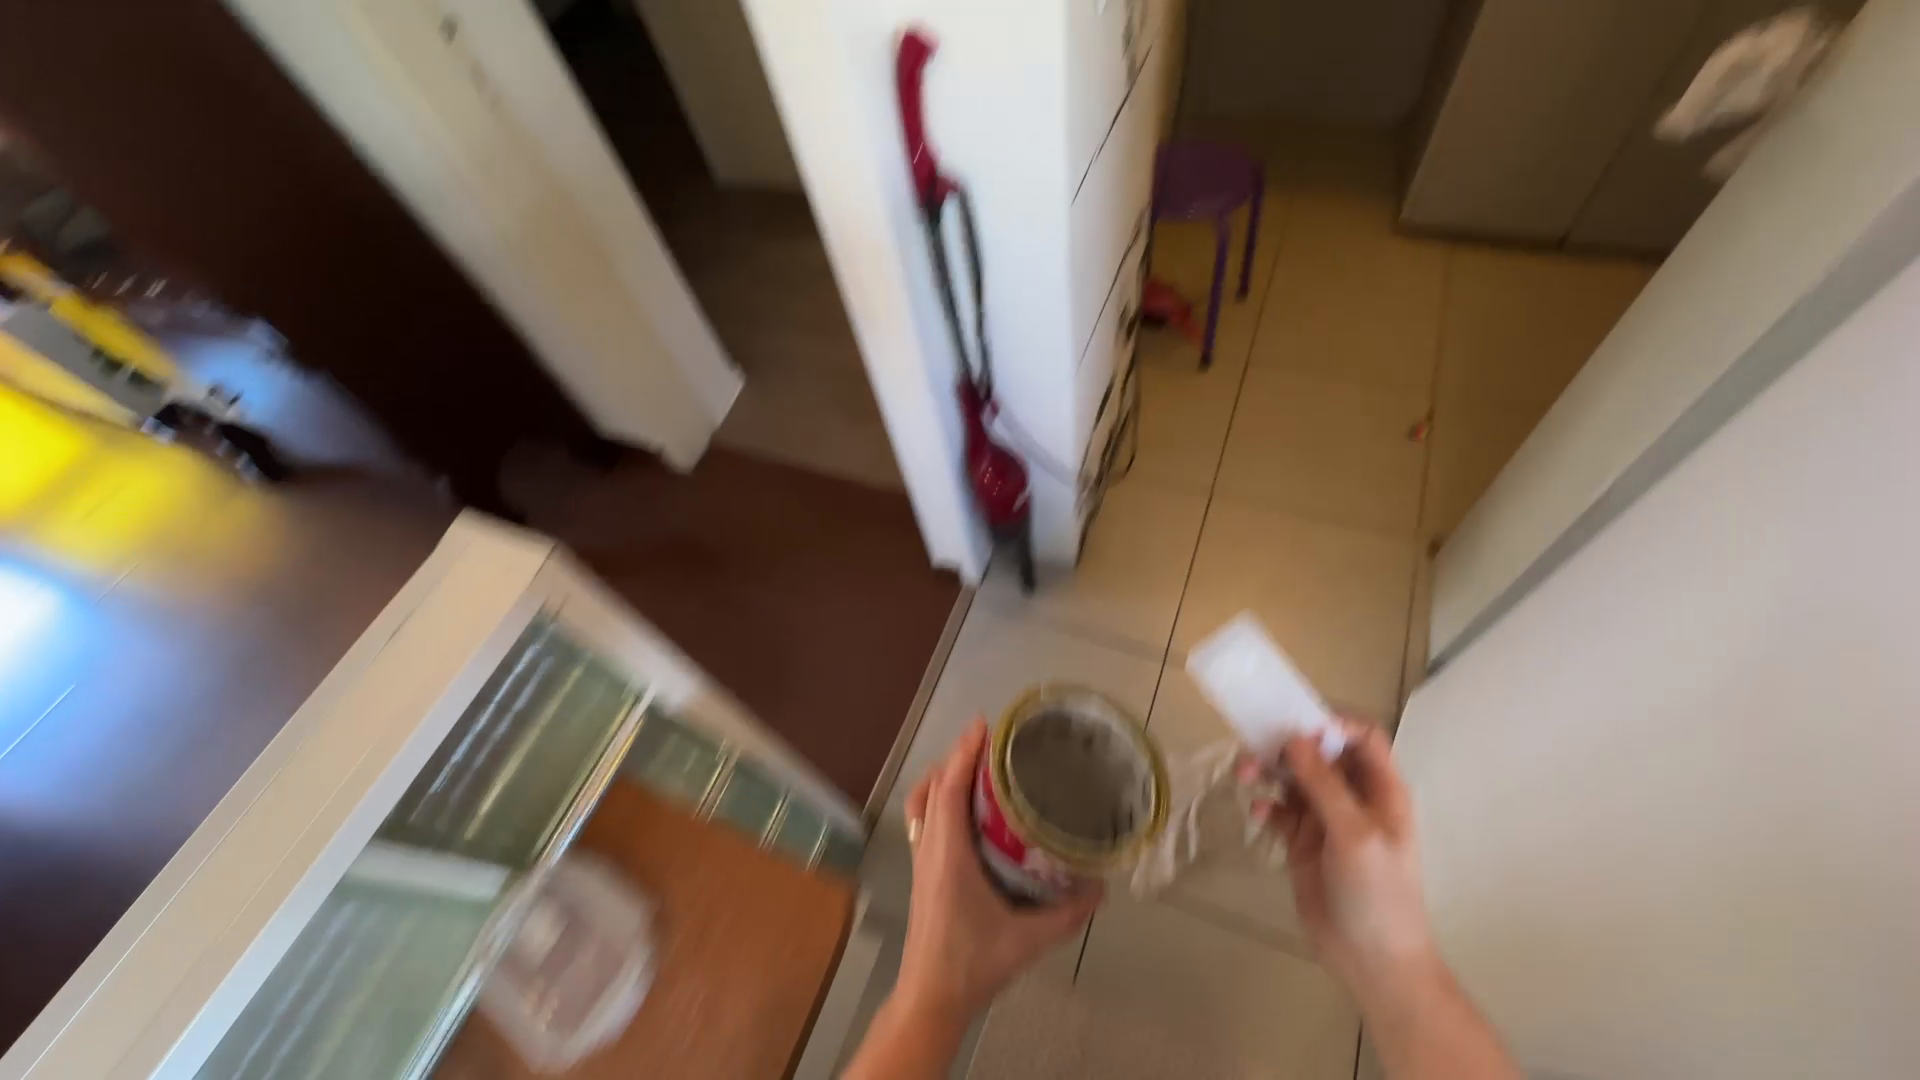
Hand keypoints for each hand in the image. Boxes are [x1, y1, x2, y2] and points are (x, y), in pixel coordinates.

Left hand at [895, 720, 1102, 1023]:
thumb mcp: (1027, 940)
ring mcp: (920, 859)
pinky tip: (963, 807)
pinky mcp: (921, 871)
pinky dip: (937, 799)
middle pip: (934, 787)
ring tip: (974, 765)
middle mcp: (929, 848)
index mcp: (948, 854)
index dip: (963, 754)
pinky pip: (923, 820)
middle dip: (958, 757)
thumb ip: (1067, 915)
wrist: (931, 997)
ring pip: (922, 802)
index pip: (949, 789)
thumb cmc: (973, 963)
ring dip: (942, 776)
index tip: (983, 726)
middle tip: (990, 741)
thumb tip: (1101, 888)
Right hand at [1261, 722, 1437, 997]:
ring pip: (1294, 777)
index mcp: (1381, 790)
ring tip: (1245, 774)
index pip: (1362, 737)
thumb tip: (1296, 737)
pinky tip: (1257, 816)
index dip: (1333, 723)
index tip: (1295, 725)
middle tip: (1257, 745)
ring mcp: (1327, 819)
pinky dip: (1266, 805)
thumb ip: (1324, 785)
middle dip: (1288, 745)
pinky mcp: (1303, 840)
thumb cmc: (1377, 894)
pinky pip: (1279, 809)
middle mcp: (1354, 797)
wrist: (1372, 959)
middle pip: (1320, 752)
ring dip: (1269, 771)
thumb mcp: (1355, 834)